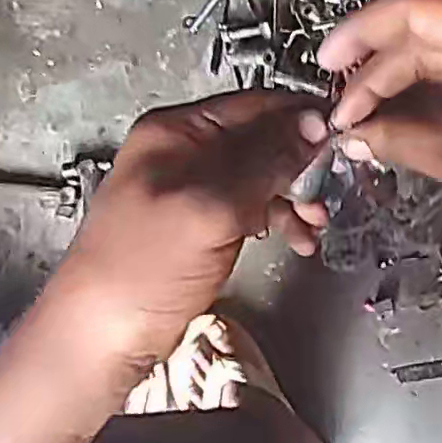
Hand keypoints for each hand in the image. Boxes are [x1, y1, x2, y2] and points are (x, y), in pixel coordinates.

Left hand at [41, 91, 328, 372]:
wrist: (102, 338)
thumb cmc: (144, 265)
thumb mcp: (211, 206)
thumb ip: (265, 162)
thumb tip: (314, 126)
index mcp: (178, 132)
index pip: (253, 105)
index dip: (298, 115)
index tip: (339, 131)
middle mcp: (189, 153)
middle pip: (262, 141)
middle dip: (301, 163)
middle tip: (331, 184)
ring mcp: (198, 190)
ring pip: (264, 177)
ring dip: (296, 196)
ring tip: (317, 221)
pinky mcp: (208, 223)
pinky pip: (255, 209)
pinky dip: (281, 221)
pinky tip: (300, 240)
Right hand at [317, 0, 441, 239]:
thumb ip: (401, 140)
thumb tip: (351, 137)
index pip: (413, 12)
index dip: (361, 33)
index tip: (326, 63)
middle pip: (418, 36)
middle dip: (374, 73)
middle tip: (338, 112)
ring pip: (431, 57)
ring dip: (393, 87)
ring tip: (356, 121)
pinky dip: (420, 97)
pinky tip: (389, 120)